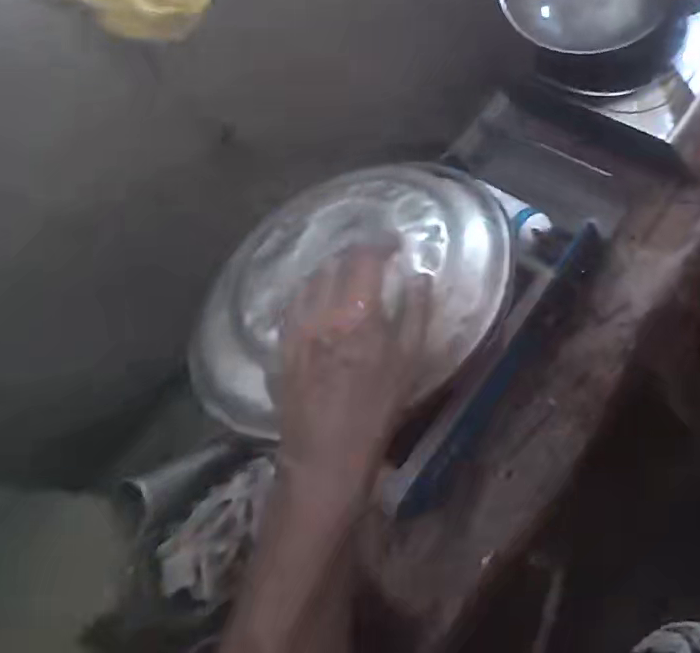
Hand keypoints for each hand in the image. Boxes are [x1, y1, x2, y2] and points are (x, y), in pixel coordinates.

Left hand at [274, 237, 429, 481]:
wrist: (327, 455)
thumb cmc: (378, 406)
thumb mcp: (410, 358)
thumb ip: (415, 311)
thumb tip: (418, 276)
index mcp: (357, 313)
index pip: (364, 259)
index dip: (380, 244)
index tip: (395, 244)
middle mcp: (321, 314)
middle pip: (333, 264)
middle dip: (355, 253)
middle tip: (374, 257)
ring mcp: (295, 331)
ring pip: (308, 282)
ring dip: (330, 270)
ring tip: (347, 274)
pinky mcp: (280, 349)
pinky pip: (291, 307)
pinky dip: (308, 293)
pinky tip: (318, 301)